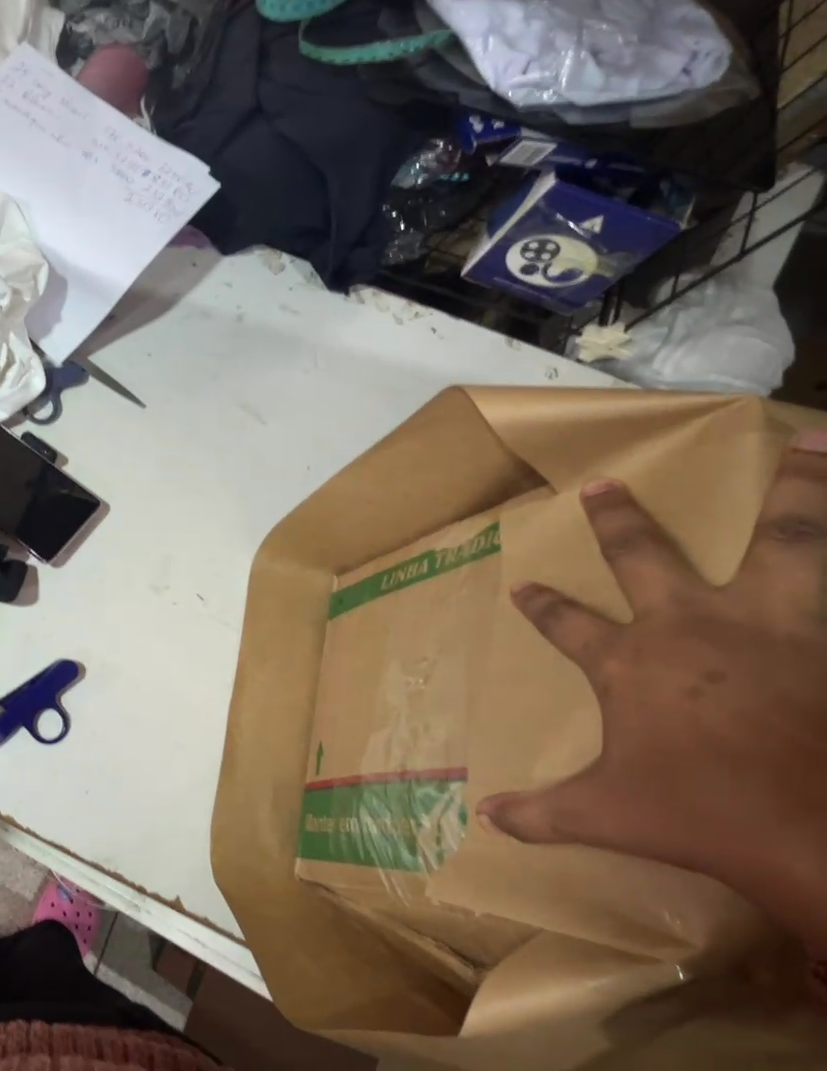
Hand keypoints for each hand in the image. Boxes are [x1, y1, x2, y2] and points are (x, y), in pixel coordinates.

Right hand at [479, 435, 826, 944]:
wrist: (820, 836)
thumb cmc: (703, 815)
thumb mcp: (608, 816)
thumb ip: (542, 814)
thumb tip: (484, 819)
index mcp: (631, 662)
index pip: (566, 623)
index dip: (542, 605)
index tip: (525, 586)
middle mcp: (695, 627)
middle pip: (646, 556)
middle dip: (619, 519)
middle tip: (607, 484)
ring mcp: (780, 628)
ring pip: (786, 538)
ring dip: (796, 488)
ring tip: (810, 441)